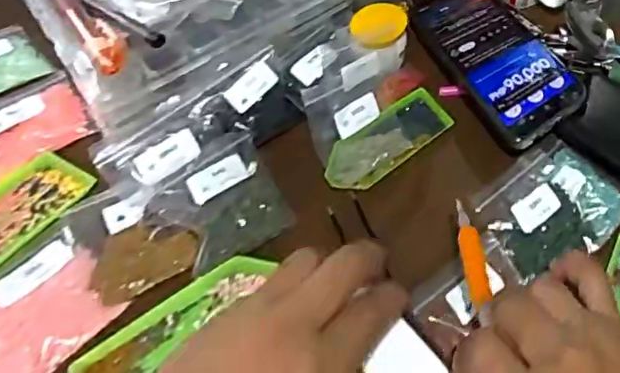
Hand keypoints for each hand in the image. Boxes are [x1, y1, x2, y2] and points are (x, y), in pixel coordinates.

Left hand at [161, 242, 407, 372]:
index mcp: (319, 363)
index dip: (393, 297)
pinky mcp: (219, 315)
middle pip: (345, 263)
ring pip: (305, 258)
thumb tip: (358, 356)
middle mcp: (292, 324)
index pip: (373, 311)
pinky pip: (266, 281)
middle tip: (378, 267)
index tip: (400, 294)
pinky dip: (286, 284)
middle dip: (369, 258)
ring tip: (331, 280)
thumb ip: (340, 370)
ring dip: (325, 265)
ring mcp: (253, 312)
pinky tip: (283, 306)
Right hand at [455, 250, 619, 372]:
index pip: (477, 347)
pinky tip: (559, 280)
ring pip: (542, 285)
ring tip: (528, 326)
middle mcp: (555, 353)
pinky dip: (572, 268)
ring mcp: (588, 332)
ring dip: (529, 302)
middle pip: (508, 304)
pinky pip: (591, 273)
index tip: (470, 367)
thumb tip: (474, 367)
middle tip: (499, 346)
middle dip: (495, 323)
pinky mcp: (616, 325)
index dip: (466, 355)